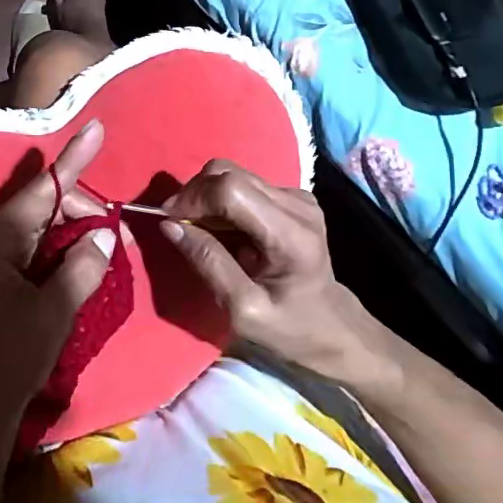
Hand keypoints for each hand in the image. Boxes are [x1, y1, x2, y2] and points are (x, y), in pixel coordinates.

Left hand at [0, 121, 117, 420]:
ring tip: (108, 246)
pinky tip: (88, 253)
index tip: (95, 128)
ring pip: (45, 222)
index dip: (73, 159)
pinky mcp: (1, 268)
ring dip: (77, 229)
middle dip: (84, 212)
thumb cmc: (15, 354)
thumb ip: (83, 264)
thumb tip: (105, 234)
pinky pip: (38, 242)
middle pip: (46, 203)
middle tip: (116, 236)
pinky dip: (65, 244)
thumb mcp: (56, 309)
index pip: (43, 188)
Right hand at [161, 161, 395, 383]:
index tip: (169, 222)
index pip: (232, 190)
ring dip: (205, 198)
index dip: (193, 199)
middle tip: (178, 226)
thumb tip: (170, 225)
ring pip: (232, 174)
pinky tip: (218, 230)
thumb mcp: (243, 310)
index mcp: (291, 234)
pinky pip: (242, 185)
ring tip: (196, 230)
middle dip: (194, 195)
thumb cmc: (290, 329)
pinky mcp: (291, 198)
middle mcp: (297, 204)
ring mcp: (297, 197)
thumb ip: (208, 264)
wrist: (333, 328)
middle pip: (229, 173)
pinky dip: (219, 203)